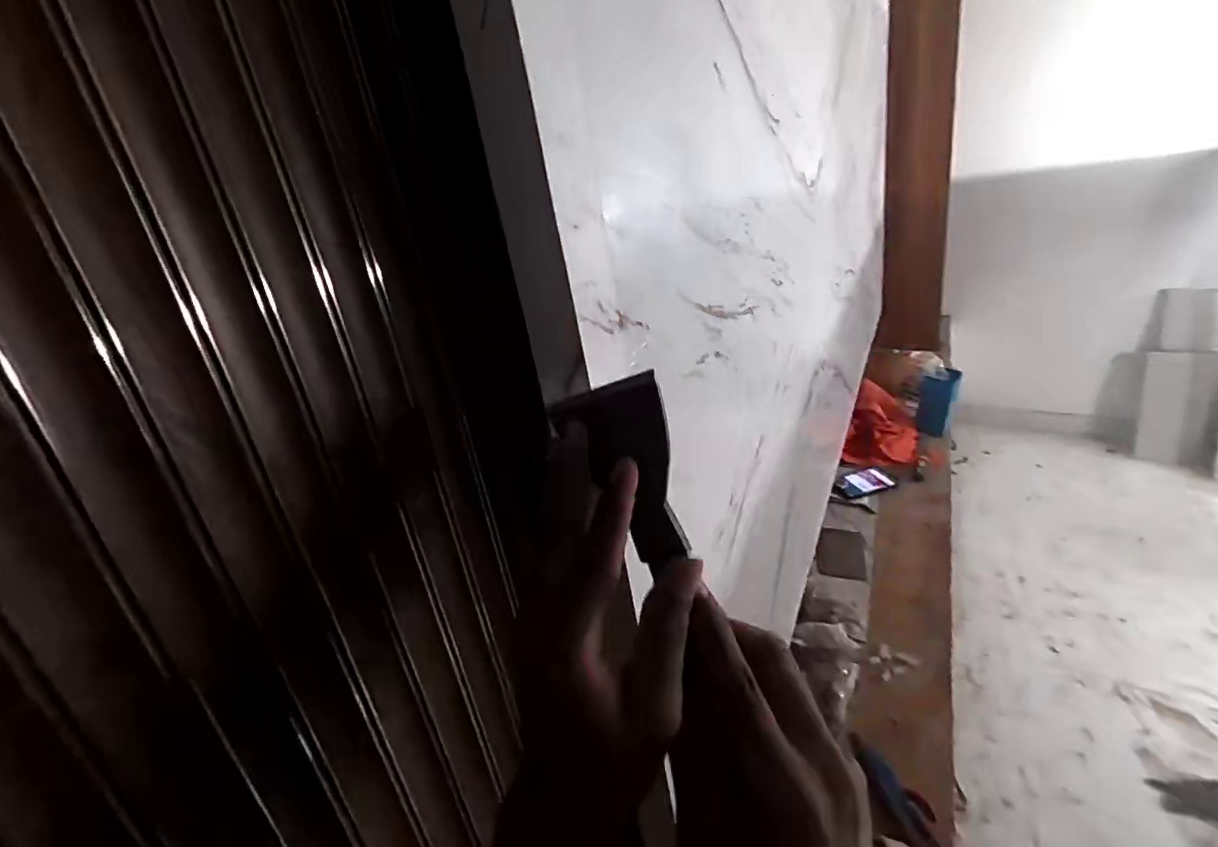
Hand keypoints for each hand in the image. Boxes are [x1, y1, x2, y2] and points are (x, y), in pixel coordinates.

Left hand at [496, 423, 703, 846]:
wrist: (558, 789)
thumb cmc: (615, 757)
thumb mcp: (658, 708)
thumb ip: (670, 632)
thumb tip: (688, 565)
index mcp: (570, 642)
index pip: (593, 561)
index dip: (613, 511)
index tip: (627, 463)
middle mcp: (538, 617)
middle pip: (554, 535)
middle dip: (566, 479)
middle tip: (573, 429)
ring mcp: (528, 613)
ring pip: (543, 538)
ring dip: (556, 490)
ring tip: (564, 445)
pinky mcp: (531, 614)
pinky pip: (545, 553)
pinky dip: (558, 516)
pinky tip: (567, 494)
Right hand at [673, 594, 870, 845]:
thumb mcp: (705, 829)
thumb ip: (692, 750)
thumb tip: (672, 673)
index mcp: (784, 783)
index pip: (740, 682)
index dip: (711, 630)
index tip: (687, 587)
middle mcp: (825, 759)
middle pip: (776, 660)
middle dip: (731, 628)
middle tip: (690, 619)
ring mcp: (846, 762)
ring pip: (795, 673)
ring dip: (751, 651)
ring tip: (711, 651)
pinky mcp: (852, 767)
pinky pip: (808, 700)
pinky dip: (772, 682)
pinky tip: (744, 695)